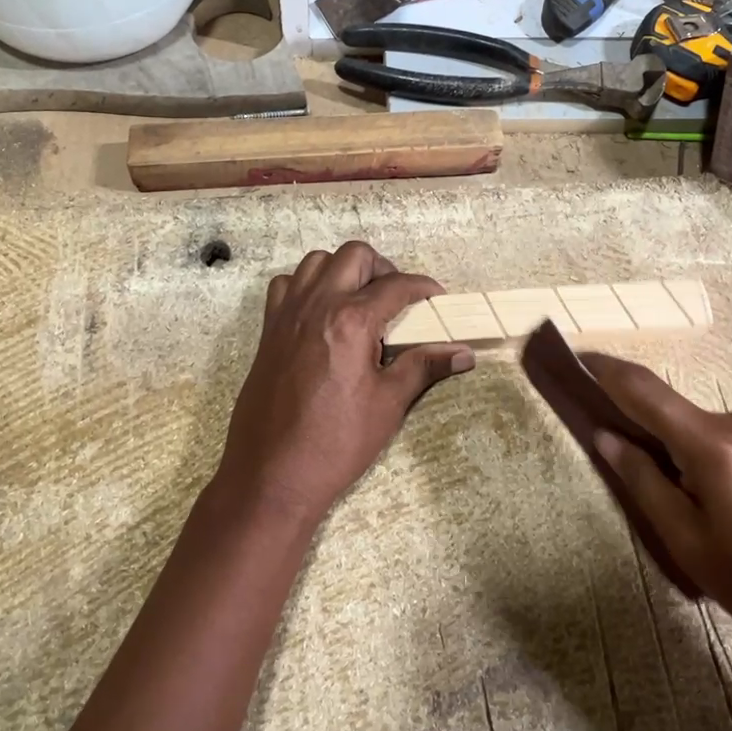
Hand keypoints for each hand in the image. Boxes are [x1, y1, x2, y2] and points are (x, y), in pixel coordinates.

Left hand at [214, 242, 474, 523]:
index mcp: (351, 321)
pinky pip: (287, 285)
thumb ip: (424, 367)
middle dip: (383, 268)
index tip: (437, 297)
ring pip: (317, 261)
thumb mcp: (388, 405)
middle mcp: (317, 305)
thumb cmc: (335, 443)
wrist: (271, 475)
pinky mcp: (268, 330)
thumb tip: (463, 352)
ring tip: (360, 301)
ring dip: (343, 270)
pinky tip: (321, 314)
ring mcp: (287, 314)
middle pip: (355, 255)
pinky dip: (306, 285)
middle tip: (397, 299)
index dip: (423, 287)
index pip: (396, 286)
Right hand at [582, 355, 731, 730]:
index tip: (578, 356)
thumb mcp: (695, 550)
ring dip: (707, 462)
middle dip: (667, 450)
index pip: (645, 392)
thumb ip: (645, 485)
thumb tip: (607, 438)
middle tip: (675, 507)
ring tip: (731, 525)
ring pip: (721, 435)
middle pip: (685, 421)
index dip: (606, 370)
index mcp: (718, 447)